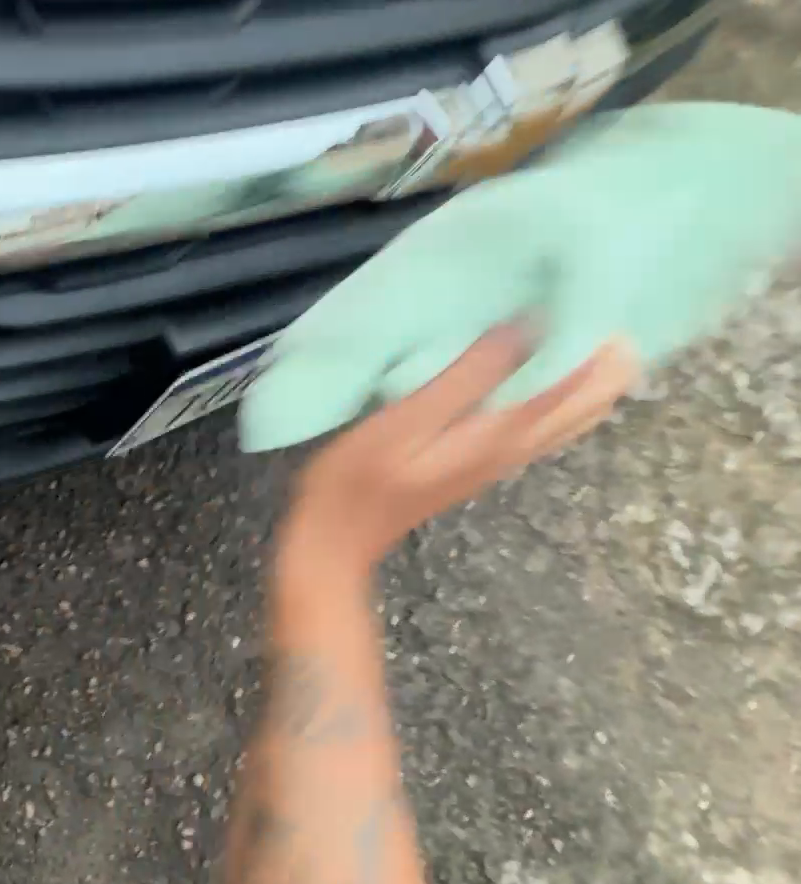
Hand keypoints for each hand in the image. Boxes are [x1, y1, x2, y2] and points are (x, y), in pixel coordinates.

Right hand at [282, 322, 636, 574]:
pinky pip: (550, 413)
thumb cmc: (354, 481)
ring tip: (543, 325)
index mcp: (508, 430)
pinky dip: (553, 383)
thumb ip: (463, 379)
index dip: (590, 325)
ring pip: (583, 402)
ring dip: (578, 362)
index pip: (590, 371)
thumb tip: (524, 324)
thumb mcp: (399, 425)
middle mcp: (525, 441)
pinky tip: (520, 364)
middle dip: (594, 340)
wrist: (337, 539)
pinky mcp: (490, 456)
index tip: (562, 287)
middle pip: (603, 387)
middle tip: (555, 301)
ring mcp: (510, 453)